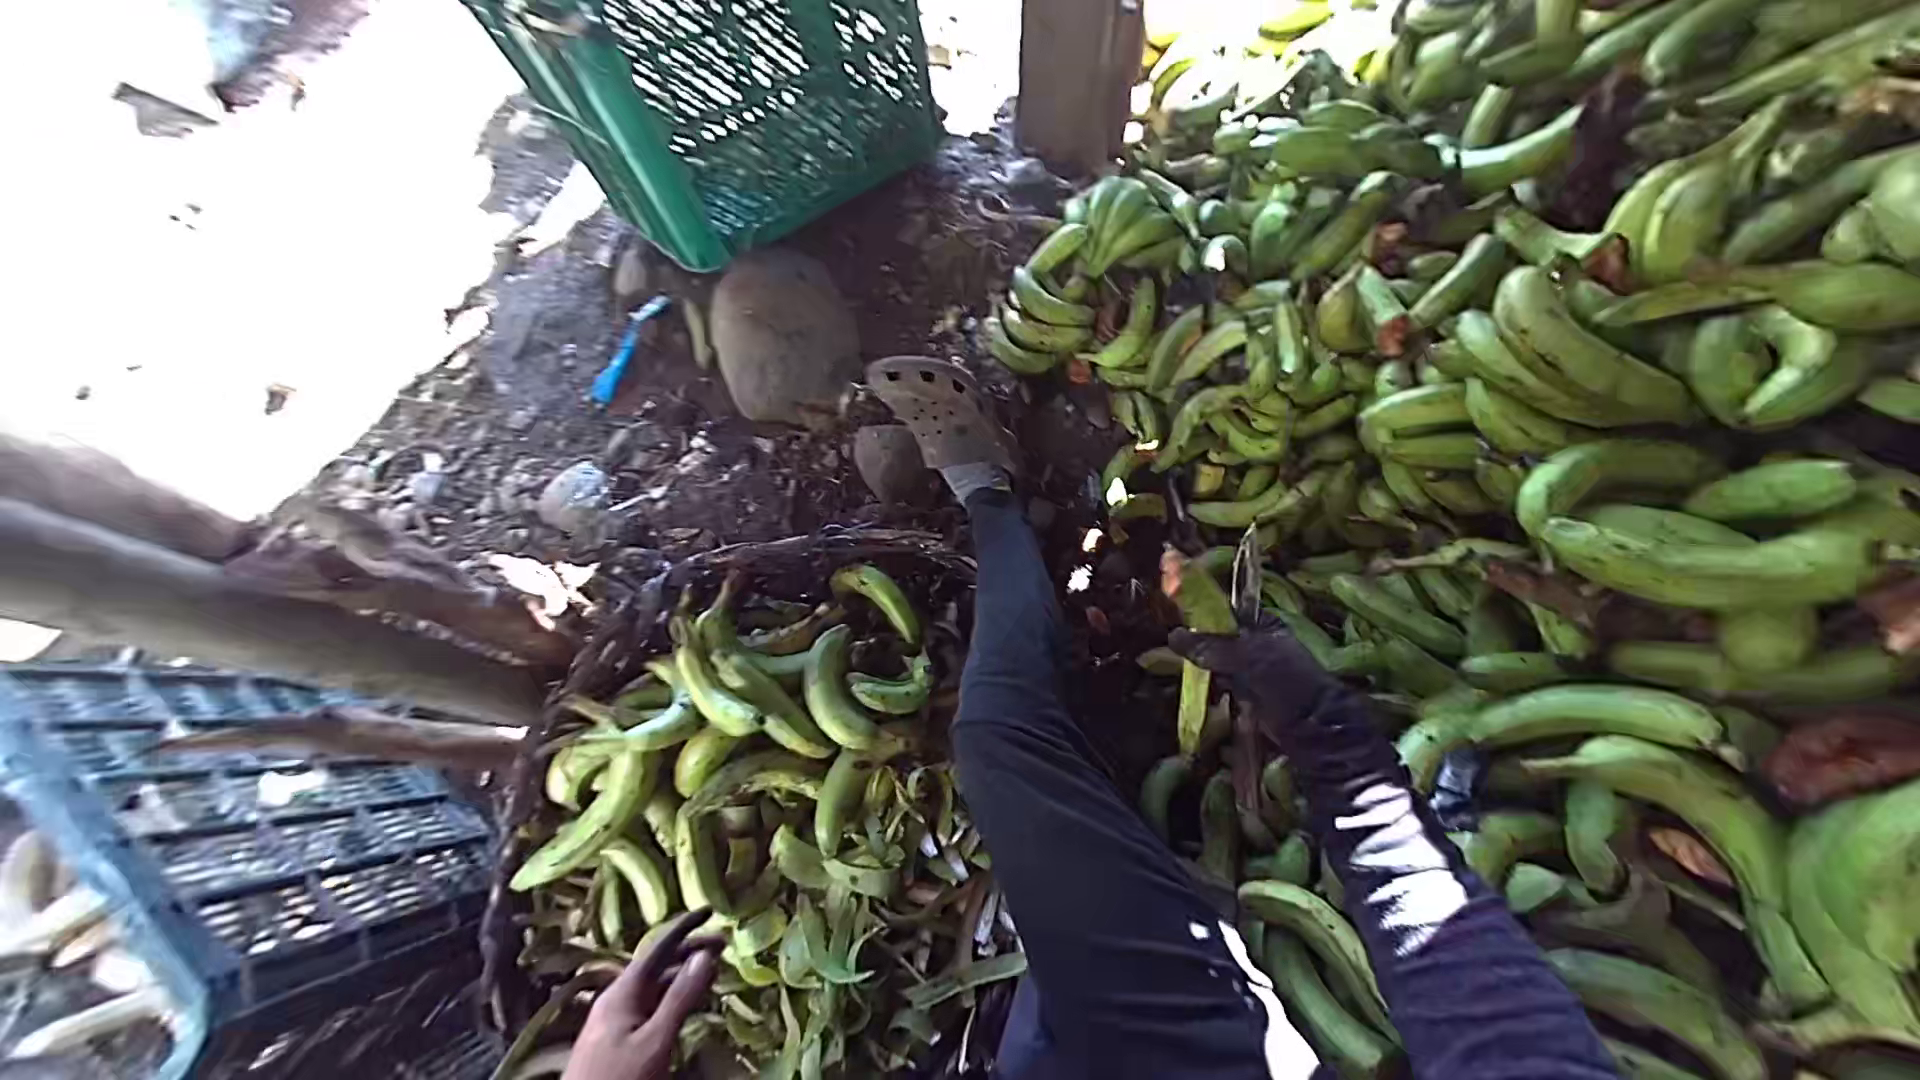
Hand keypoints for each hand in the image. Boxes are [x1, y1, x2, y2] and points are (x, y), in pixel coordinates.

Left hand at [562, 909, 724, 1079]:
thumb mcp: (654, 1042)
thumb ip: (680, 997)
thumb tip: (705, 954)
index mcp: (622, 993)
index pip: (659, 947)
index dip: (685, 926)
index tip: (711, 910)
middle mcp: (617, 1001)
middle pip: (658, 965)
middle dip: (690, 951)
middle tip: (723, 948)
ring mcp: (615, 1025)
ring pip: (655, 988)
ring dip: (684, 976)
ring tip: (714, 973)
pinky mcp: (617, 1046)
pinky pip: (651, 1009)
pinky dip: (674, 999)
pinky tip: (689, 1006)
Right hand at [1168, 623, 1343, 723]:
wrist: (1312, 729)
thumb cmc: (1285, 681)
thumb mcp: (1245, 656)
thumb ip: (1209, 645)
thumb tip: (1173, 635)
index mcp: (1262, 624)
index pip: (1225, 610)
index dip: (1202, 613)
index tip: (1177, 619)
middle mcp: (1256, 643)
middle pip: (1217, 636)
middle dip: (1197, 643)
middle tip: (1176, 649)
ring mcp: (1251, 669)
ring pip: (1215, 660)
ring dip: (1201, 666)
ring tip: (1183, 668)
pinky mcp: (1246, 692)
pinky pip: (1219, 682)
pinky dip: (1208, 684)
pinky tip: (1196, 686)